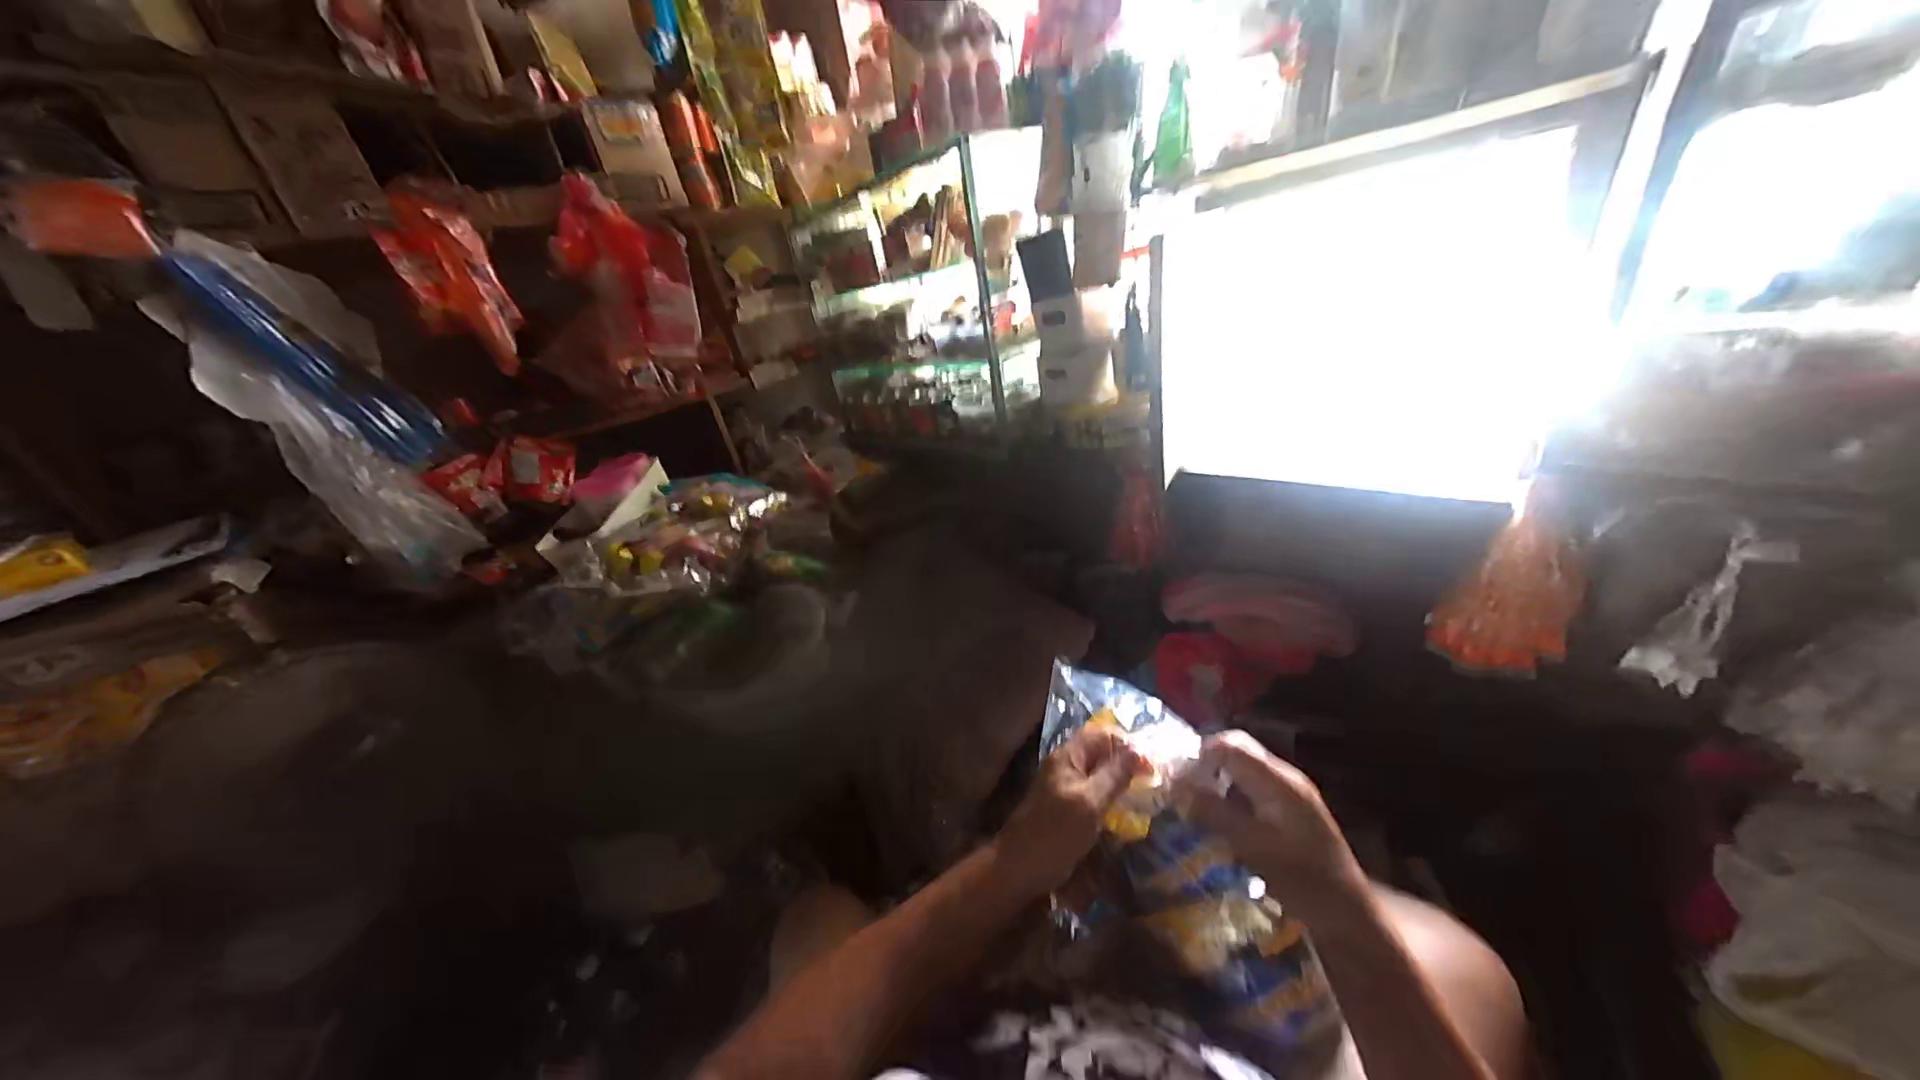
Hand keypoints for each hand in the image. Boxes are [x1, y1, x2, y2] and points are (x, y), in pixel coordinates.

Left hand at [994, 725, 1149, 897]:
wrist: (1019, 868)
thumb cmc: (1054, 832)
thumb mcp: (1089, 802)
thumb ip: (1113, 775)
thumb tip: (1139, 751)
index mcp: (1067, 757)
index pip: (1101, 734)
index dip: (1127, 743)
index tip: (1152, 764)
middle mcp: (1066, 767)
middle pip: (1100, 753)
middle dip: (1127, 762)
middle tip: (1154, 780)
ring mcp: (1065, 788)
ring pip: (1099, 775)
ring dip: (1121, 781)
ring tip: (1146, 794)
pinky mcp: (1068, 809)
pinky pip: (1094, 794)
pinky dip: (1111, 798)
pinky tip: (1127, 811)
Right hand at [1174, 731, 1369, 926]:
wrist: (1349, 915)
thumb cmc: (1303, 881)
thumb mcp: (1253, 847)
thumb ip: (1215, 813)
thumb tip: (1177, 786)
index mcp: (1278, 781)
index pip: (1230, 744)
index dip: (1199, 755)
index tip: (1177, 781)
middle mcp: (1285, 777)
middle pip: (1236, 749)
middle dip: (1205, 764)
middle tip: (1183, 789)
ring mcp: (1289, 792)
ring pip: (1242, 767)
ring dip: (1216, 779)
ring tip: (1196, 803)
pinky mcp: (1289, 809)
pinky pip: (1251, 786)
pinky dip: (1230, 794)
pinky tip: (1220, 819)